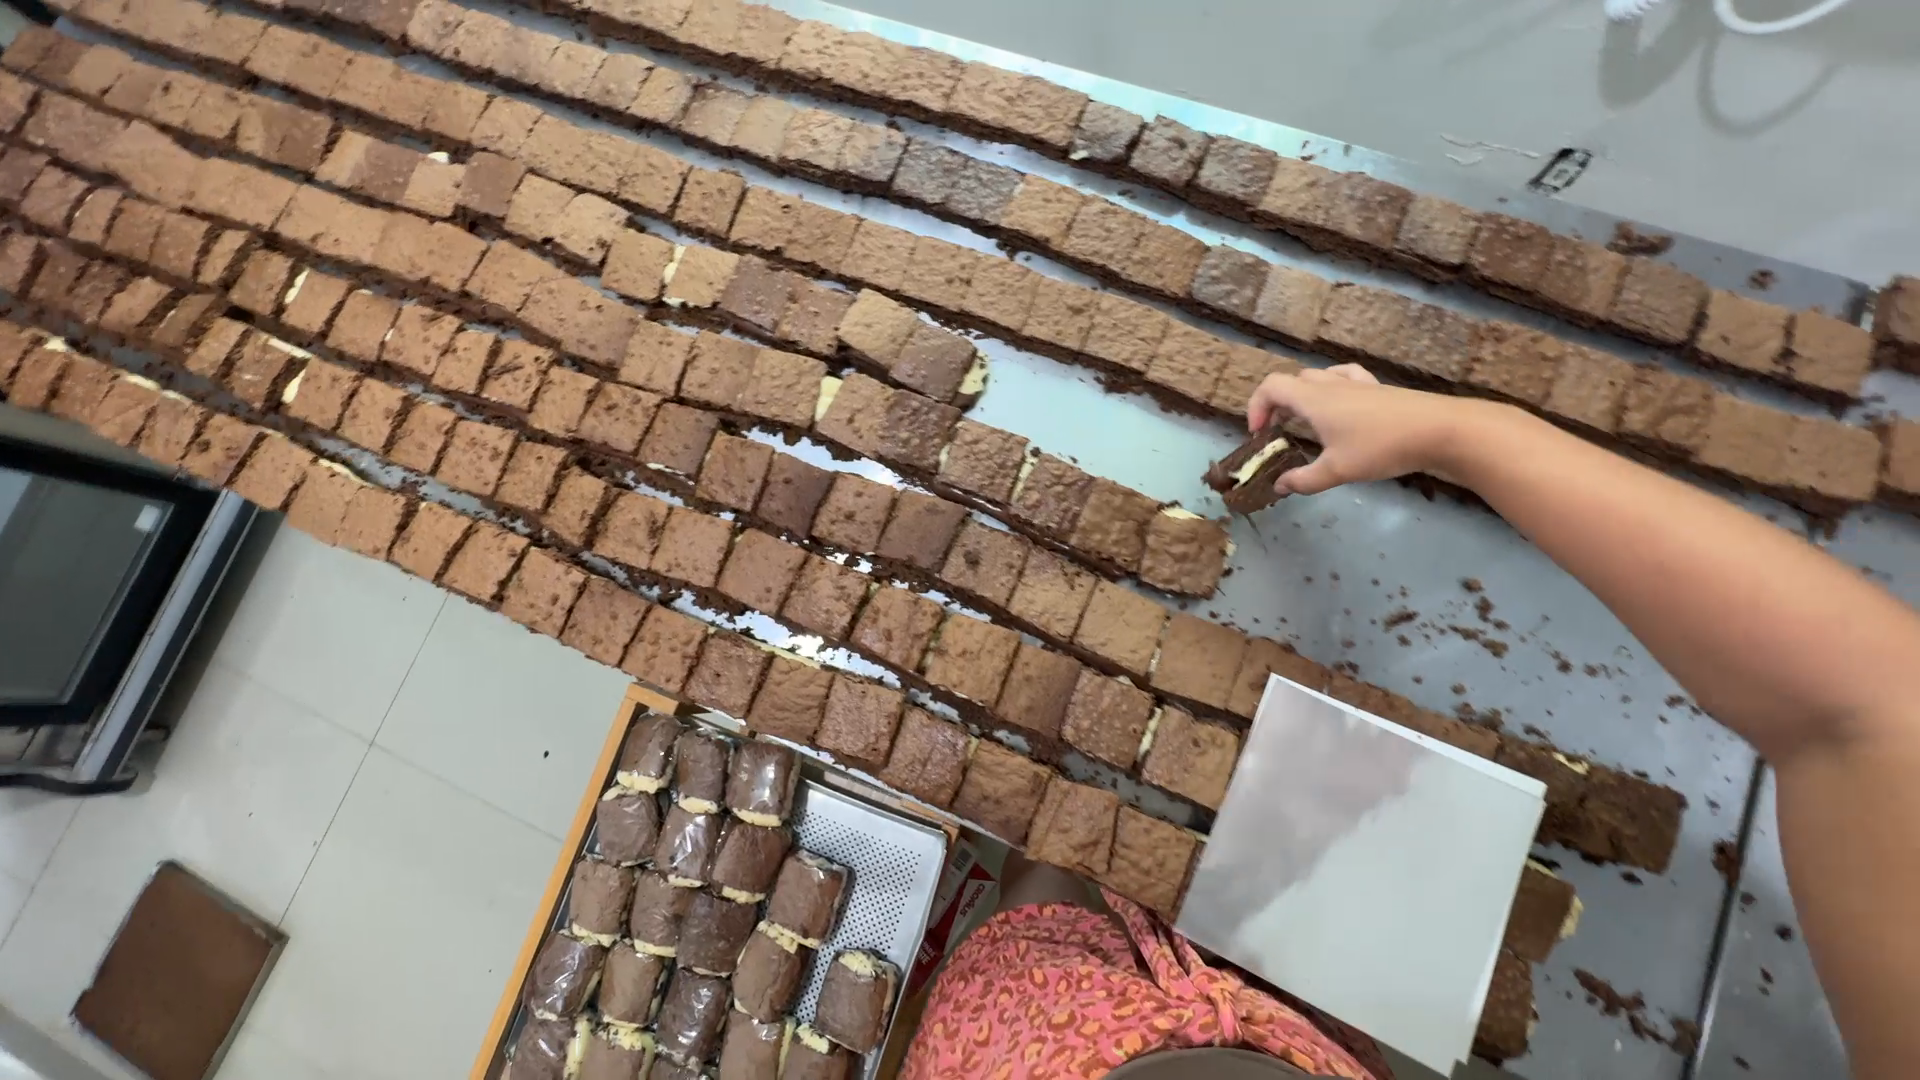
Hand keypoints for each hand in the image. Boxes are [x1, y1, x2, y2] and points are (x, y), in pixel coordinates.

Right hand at [1246, 365, 1483, 495]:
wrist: (1441, 430)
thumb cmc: (1382, 447)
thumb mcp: (1337, 471)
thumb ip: (1304, 480)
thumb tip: (1279, 486)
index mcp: (1314, 399)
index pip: (1271, 387)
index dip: (1256, 407)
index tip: (1259, 435)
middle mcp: (1332, 385)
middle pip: (1292, 382)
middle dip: (1277, 405)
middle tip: (1278, 432)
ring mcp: (1358, 384)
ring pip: (1318, 378)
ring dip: (1302, 397)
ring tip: (1304, 421)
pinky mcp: (1379, 390)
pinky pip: (1346, 379)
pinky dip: (1332, 390)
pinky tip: (1340, 407)